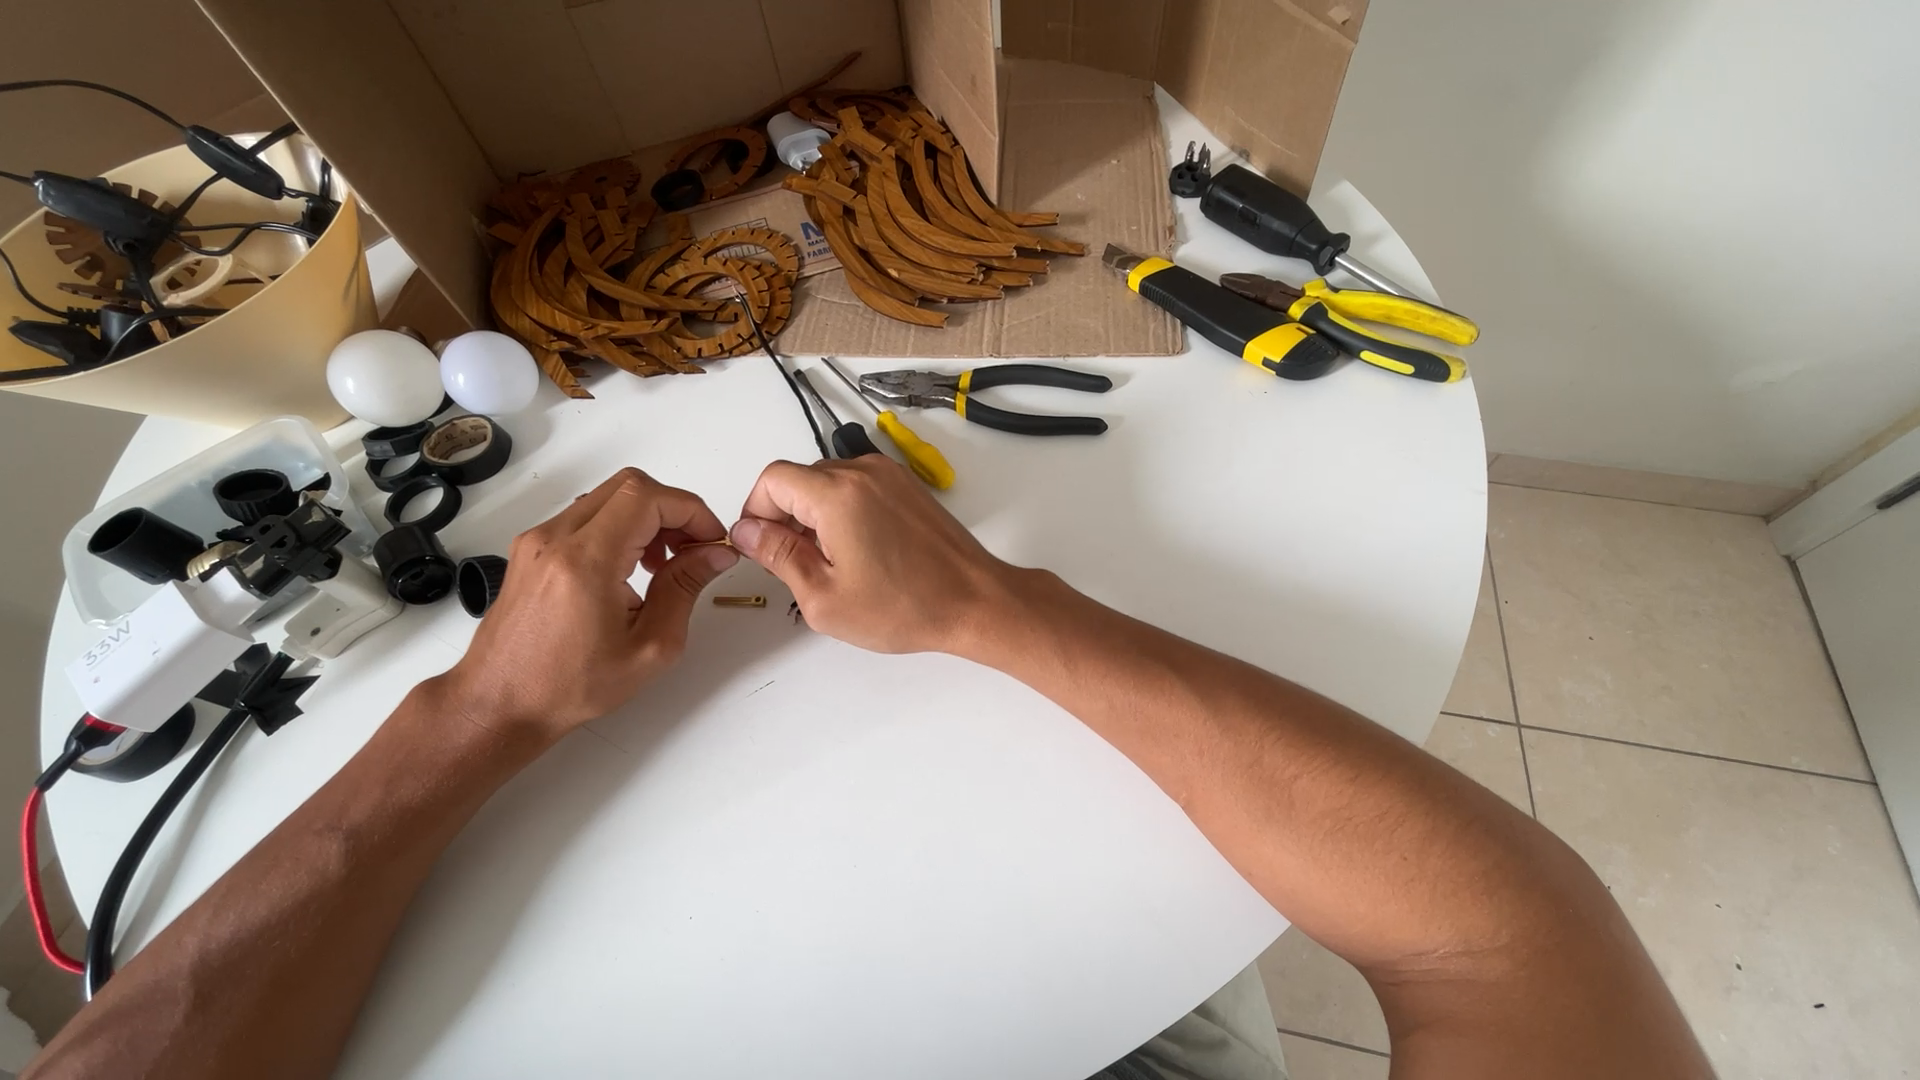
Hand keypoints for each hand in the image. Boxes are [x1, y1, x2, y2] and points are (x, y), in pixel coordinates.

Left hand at [441, 468, 737, 740]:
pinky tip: (632, 569)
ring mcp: (539, 540)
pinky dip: (621, 527)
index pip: (649, 497)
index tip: (710, 541)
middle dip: (673, 509)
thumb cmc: (570, 685)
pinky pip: (588, 515)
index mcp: (586, 561)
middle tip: (693, 548)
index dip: (692, 511)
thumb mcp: (650, 647)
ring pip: (609, 496)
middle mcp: (556, 539)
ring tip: (664, 565)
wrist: (501, 702)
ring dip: (648, 518)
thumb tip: (714, 554)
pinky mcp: (532, 548)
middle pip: (630, 485)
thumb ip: (684, 589)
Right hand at [728, 456, 1027, 655]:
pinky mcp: (907, 486)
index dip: (756, 512)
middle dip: (786, 517)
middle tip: (796, 565)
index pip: (772, 479)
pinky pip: (857, 487)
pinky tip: (858, 552)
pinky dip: (844, 511)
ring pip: (828, 482)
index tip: (760, 546)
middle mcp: (864, 472)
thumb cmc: (905, 607)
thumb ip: (777, 555)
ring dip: (815, 515)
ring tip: (832, 564)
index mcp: (837, 494)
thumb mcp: (823, 596)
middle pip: (800, 479)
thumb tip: (746, 531)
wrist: (974, 602)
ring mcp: (890, 475)